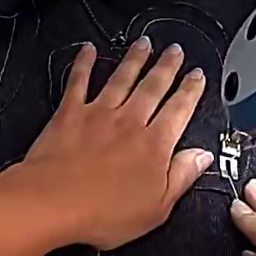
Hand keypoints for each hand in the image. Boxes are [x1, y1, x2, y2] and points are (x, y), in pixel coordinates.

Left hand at [7, 39, 213, 250]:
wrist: (53, 202)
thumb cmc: (103, 212)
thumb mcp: (156, 207)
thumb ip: (181, 176)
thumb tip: (202, 156)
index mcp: (154, 144)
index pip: (179, 109)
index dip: (191, 90)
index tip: (197, 76)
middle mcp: (129, 121)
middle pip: (153, 86)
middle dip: (167, 66)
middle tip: (175, 50)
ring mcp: (99, 113)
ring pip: (122, 78)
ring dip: (135, 59)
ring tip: (144, 43)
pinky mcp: (70, 112)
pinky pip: (79, 81)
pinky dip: (84, 64)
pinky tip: (89, 50)